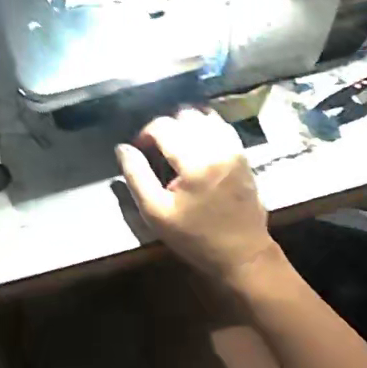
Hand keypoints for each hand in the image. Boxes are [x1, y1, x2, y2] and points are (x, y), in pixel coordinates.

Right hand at [115, 107, 281, 283]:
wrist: (242, 252)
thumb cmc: (195, 237)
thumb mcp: (156, 213)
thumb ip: (136, 176)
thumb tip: (123, 148)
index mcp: (195, 162)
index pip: (163, 126)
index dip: (145, 133)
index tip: (139, 150)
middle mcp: (218, 147)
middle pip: (185, 115)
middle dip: (166, 127)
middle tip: (157, 150)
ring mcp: (235, 148)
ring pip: (205, 116)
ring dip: (186, 125)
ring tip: (176, 147)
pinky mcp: (243, 154)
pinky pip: (221, 126)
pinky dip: (205, 128)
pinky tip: (197, 146)